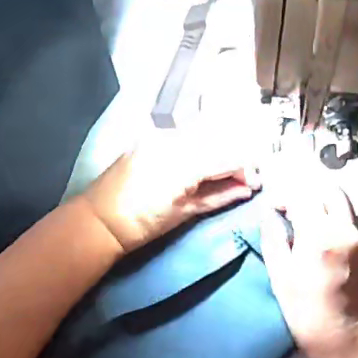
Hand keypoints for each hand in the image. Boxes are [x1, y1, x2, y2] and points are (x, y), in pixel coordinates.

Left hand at [77, 133, 259, 254]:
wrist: (100, 220)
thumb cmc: (142, 223)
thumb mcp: (185, 212)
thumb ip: (219, 195)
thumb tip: (247, 188)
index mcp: (181, 162)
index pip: (227, 155)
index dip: (247, 167)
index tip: (257, 180)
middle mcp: (172, 140)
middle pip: (218, 138)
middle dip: (237, 156)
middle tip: (247, 176)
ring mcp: (159, 135)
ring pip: (203, 133)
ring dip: (220, 149)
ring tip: (229, 170)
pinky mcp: (149, 137)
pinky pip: (185, 135)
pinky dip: (200, 146)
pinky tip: (206, 161)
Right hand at [259, 175, 357, 357]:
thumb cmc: (311, 319)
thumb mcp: (281, 280)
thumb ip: (274, 241)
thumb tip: (269, 216)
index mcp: (320, 235)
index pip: (301, 196)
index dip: (284, 198)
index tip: (275, 211)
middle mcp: (348, 231)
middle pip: (330, 193)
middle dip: (309, 198)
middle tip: (294, 215)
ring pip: (345, 210)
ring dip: (326, 212)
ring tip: (311, 235)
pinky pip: (356, 230)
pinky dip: (340, 231)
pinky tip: (330, 254)